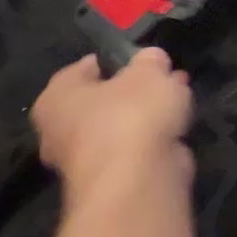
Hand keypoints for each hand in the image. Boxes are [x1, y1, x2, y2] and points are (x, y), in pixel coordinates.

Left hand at [32, 49, 194, 199]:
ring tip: (179, 99)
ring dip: (144, 113)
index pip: (79, 70)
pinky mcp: (108, 176)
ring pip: (117, 125)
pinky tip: (176, 126)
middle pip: (99, 101)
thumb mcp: (148, 72)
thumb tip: (149, 59)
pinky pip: (131, 146)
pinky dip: (150, 136)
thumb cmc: (131, 114)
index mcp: (56, 99)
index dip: (109, 61)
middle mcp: (59, 129)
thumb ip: (149, 61)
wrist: (136, 178)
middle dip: (131, 90)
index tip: (137, 58)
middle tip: (163, 79)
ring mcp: (82, 157)